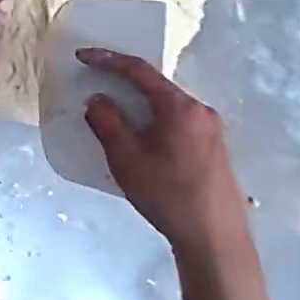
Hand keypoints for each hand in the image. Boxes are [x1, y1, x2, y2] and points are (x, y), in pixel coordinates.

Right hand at [80, 48, 248, 260]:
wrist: (216, 242)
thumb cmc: (168, 194)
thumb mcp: (126, 157)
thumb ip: (107, 121)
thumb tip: (98, 100)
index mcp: (179, 106)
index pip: (139, 70)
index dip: (107, 60)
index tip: (82, 57)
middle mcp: (199, 111)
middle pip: (155, 86)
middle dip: (124, 83)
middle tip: (97, 84)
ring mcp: (211, 131)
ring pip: (166, 106)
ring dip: (139, 106)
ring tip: (115, 114)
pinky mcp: (213, 150)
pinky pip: (176, 123)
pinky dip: (153, 121)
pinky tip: (141, 140)